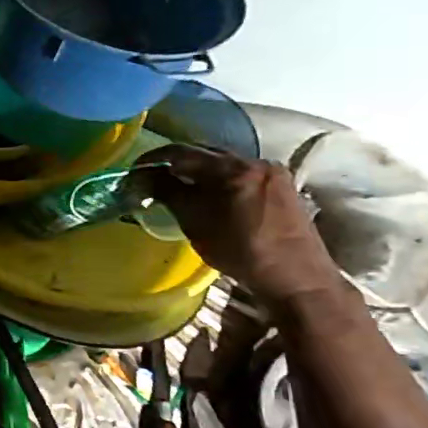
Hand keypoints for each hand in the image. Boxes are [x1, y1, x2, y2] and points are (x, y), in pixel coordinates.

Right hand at [134, 145, 347, 307]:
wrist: (295, 275)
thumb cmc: (239, 249)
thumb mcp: (194, 220)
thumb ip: (167, 192)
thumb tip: (143, 176)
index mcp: (232, 168)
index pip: (181, 152)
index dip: (151, 159)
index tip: (132, 171)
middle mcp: (254, 161)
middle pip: (204, 153)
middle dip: (174, 163)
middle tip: (150, 178)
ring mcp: (272, 172)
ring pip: (223, 164)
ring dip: (196, 172)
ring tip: (176, 187)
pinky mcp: (281, 186)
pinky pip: (240, 173)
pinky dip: (217, 179)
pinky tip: (208, 195)